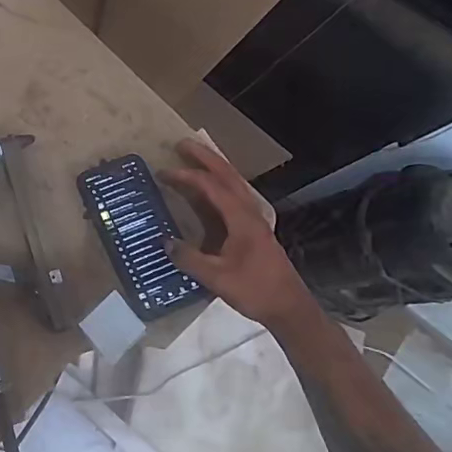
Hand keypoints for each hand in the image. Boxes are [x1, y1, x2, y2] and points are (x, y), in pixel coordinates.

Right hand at [161, 138, 318, 331]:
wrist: (289, 307)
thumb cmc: (255, 290)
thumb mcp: (217, 278)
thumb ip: (190, 259)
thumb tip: (164, 242)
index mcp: (241, 218)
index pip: (211, 187)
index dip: (186, 177)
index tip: (163, 173)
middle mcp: (250, 212)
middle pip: (227, 175)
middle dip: (205, 157)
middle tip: (182, 144)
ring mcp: (255, 219)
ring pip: (235, 183)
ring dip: (216, 168)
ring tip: (196, 158)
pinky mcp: (256, 229)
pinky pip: (237, 196)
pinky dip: (222, 185)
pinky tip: (213, 191)